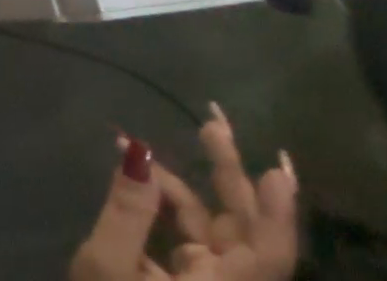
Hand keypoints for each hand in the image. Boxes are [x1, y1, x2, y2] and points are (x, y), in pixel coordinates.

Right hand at [70, 104, 297, 280]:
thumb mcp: (107, 265)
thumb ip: (128, 210)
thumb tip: (141, 152)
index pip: (268, 250)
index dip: (278, 210)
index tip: (278, 165)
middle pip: (246, 230)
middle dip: (232, 174)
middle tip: (214, 121)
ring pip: (217, 228)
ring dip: (192, 183)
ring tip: (150, 141)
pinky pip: (192, 238)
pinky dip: (169, 204)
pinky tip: (145, 176)